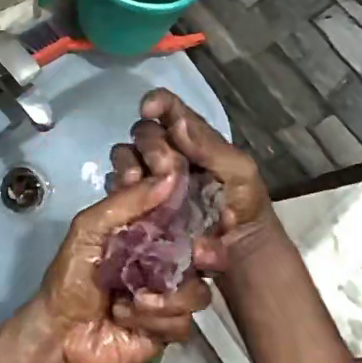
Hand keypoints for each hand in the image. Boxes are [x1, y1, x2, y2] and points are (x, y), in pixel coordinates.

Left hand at [29, 173, 212, 362]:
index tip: (219, 212)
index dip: (205, 213)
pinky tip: (127, 316)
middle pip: (208, 253)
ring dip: (168, 296)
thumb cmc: (72, 273)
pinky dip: (156, 319)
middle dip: (207, 253)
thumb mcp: (90, 227)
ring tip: (135, 298)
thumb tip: (170, 175)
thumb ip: (128, 201)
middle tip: (198, 255)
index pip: (186, 215)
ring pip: (199, 290)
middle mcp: (164, 259)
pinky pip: (184, 321)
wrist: (61, 333)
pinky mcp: (170, 327)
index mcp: (147, 230)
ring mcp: (169, 294)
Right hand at [111, 89, 274, 266]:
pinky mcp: (136, 206)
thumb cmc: (245, 209)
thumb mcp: (240, 175)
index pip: (169, 108)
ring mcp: (148, 179)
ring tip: (137, 183)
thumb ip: (211, 147)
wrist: (242, 260)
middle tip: (162, 167)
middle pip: (143, 132)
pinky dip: (120, 192)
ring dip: (128, 166)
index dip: (157, 102)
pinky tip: (130, 203)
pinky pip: (117, 190)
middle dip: (149, 144)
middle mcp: (165, 153)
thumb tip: (177, 124)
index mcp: (191, 138)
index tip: (147, 109)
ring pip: (124, 157)